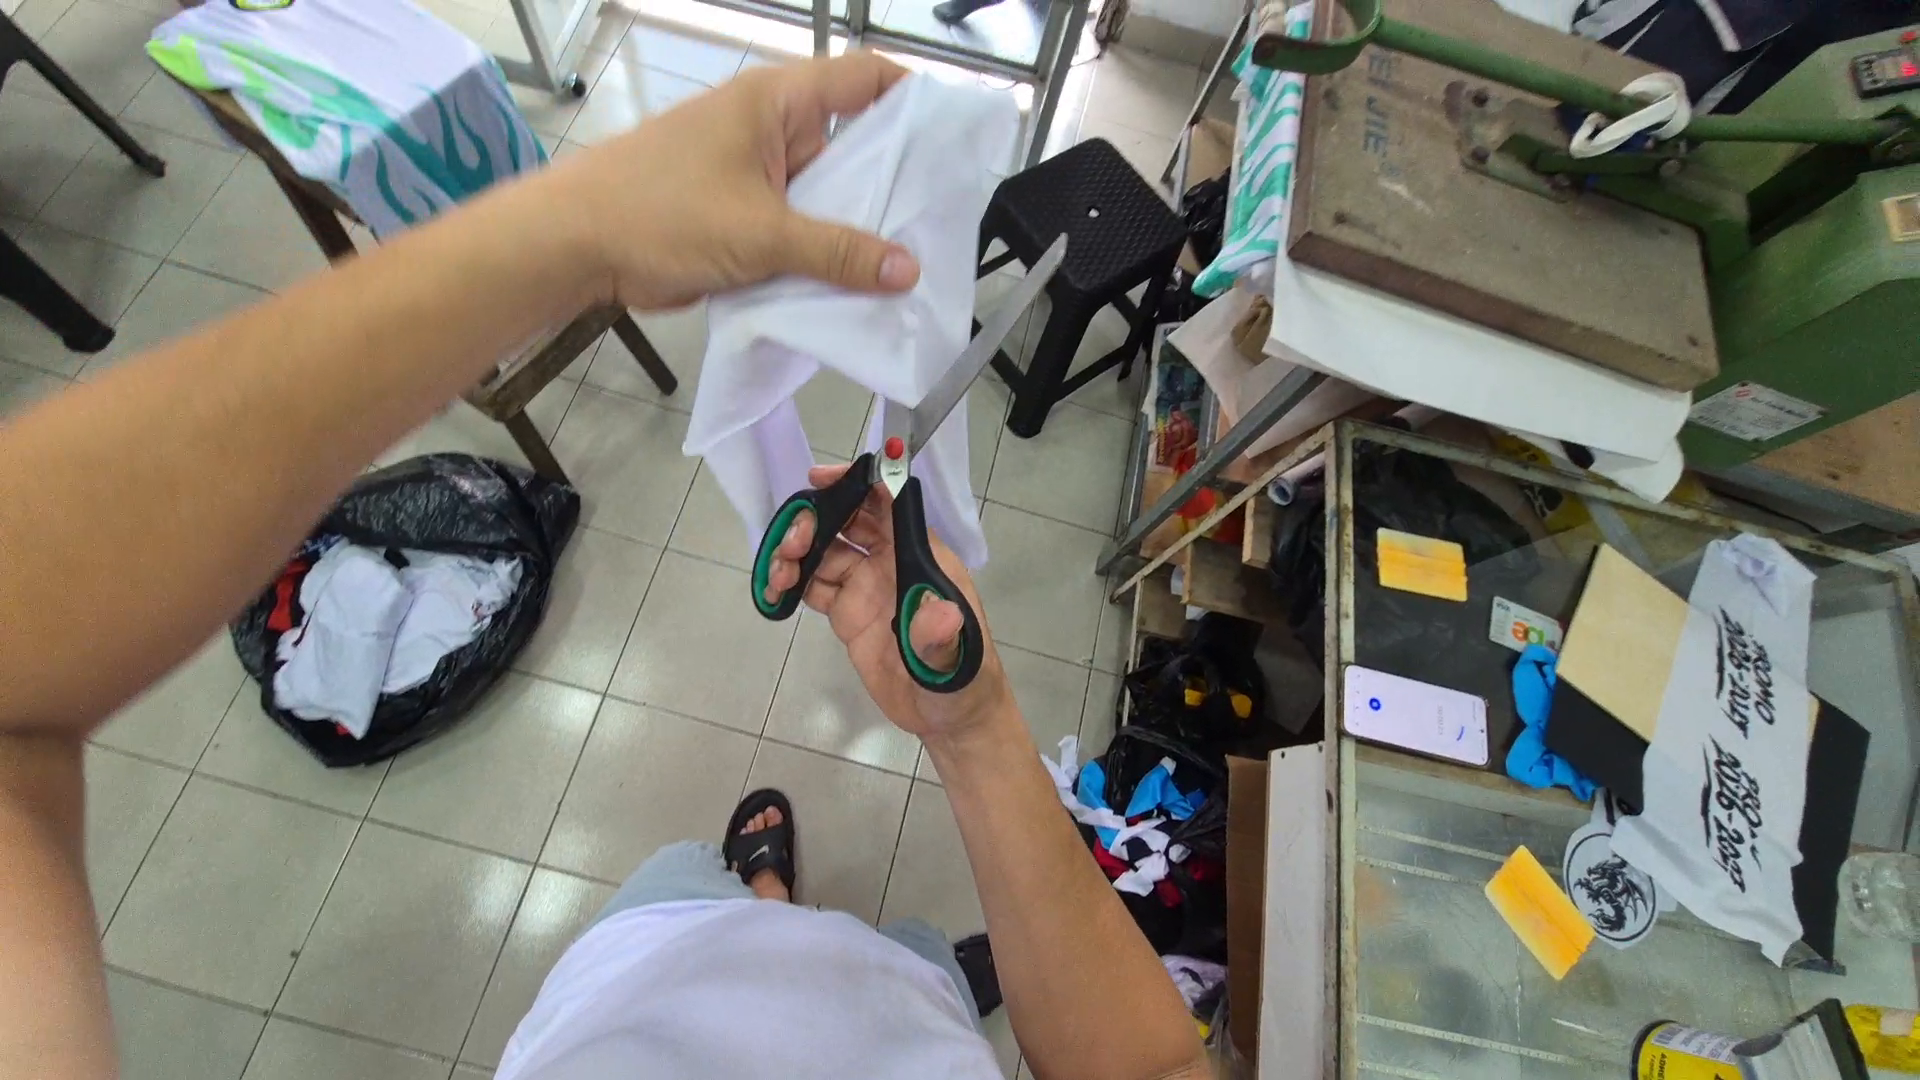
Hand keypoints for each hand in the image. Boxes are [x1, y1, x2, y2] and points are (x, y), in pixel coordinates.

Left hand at [552, 52, 921, 309]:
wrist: (580, 247)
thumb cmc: (663, 212)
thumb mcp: (761, 232)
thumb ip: (837, 251)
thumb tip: (907, 270)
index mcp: (776, 105)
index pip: (860, 80)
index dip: (911, 96)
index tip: (950, 133)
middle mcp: (774, 136)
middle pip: (852, 150)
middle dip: (893, 185)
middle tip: (941, 223)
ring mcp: (760, 181)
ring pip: (828, 202)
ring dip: (859, 232)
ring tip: (910, 264)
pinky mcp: (747, 223)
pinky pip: (802, 236)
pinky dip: (826, 258)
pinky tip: (859, 287)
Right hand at [764, 465, 1014, 742]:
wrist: (947, 716)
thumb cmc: (961, 679)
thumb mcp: (952, 660)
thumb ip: (939, 638)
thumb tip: (939, 612)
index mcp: (920, 556)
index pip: (889, 504)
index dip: (857, 484)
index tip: (820, 480)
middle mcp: (891, 562)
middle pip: (849, 520)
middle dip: (817, 518)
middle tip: (793, 539)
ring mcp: (866, 586)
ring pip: (825, 550)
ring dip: (797, 550)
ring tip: (780, 570)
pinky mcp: (847, 613)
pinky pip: (813, 586)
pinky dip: (790, 582)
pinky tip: (774, 591)